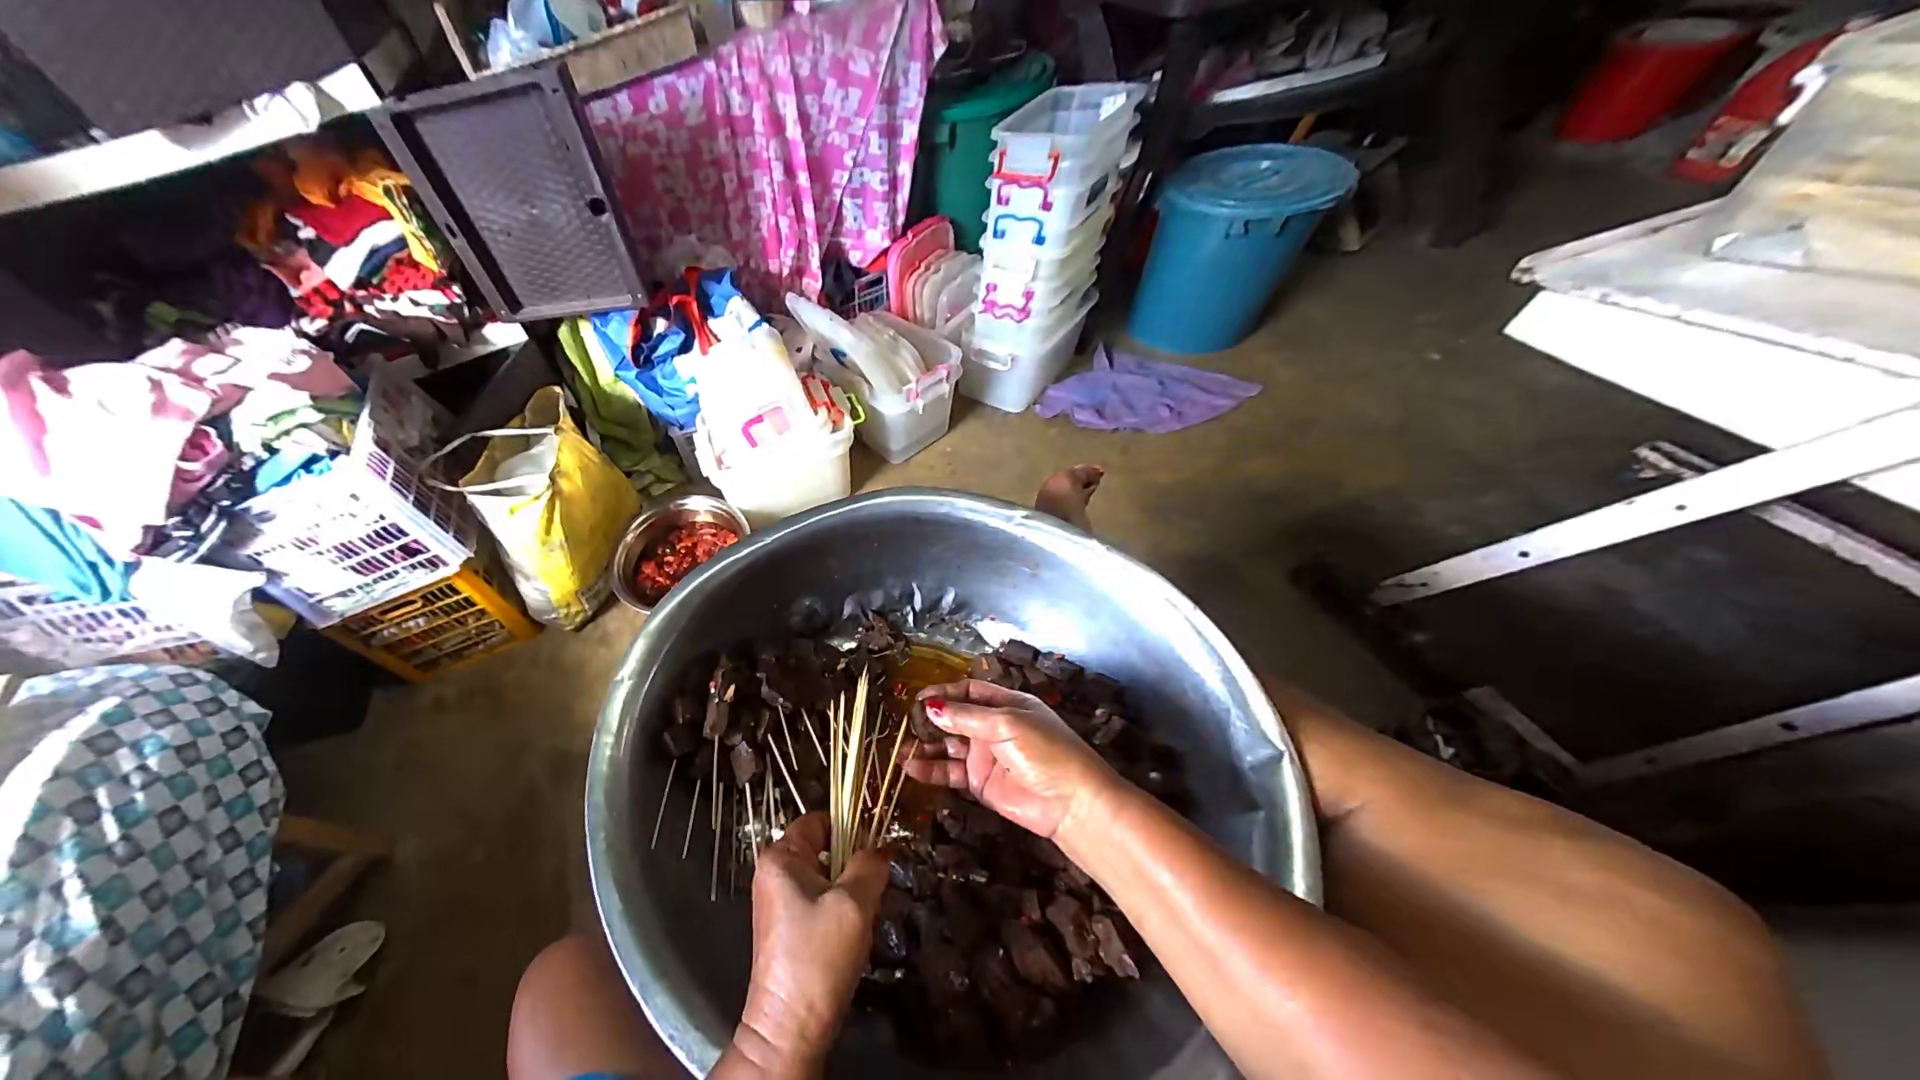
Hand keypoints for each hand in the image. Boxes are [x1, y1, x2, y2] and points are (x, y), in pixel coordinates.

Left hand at [726, 813, 887, 1078]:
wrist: (791, 1027)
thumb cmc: (818, 955)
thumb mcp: (854, 901)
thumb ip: (871, 863)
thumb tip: (881, 848)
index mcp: (780, 858)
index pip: (820, 819)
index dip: (851, 824)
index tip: (879, 838)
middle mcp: (775, 874)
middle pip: (826, 847)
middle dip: (855, 861)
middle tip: (877, 879)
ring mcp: (781, 902)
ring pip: (829, 875)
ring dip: (853, 888)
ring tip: (868, 908)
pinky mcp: (790, 927)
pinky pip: (823, 900)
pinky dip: (844, 908)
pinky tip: (857, 928)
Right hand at [904, 679, 1121, 840]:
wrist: (1070, 802)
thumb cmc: (1045, 751)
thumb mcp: (1006, 724)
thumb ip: (966, 717)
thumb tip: (931, 707)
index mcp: (1007, 704)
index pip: (969, 691)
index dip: (945, 693)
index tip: (919, 699)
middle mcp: (993, 727)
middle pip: (955, 718)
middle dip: (930, 720)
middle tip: (904, 724)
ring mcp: (985, 755)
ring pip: (948, 746)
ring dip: (925, 746)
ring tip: (899, 748)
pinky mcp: (980, 783)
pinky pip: (950, 772)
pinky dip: (930, 770)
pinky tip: (911, 767)